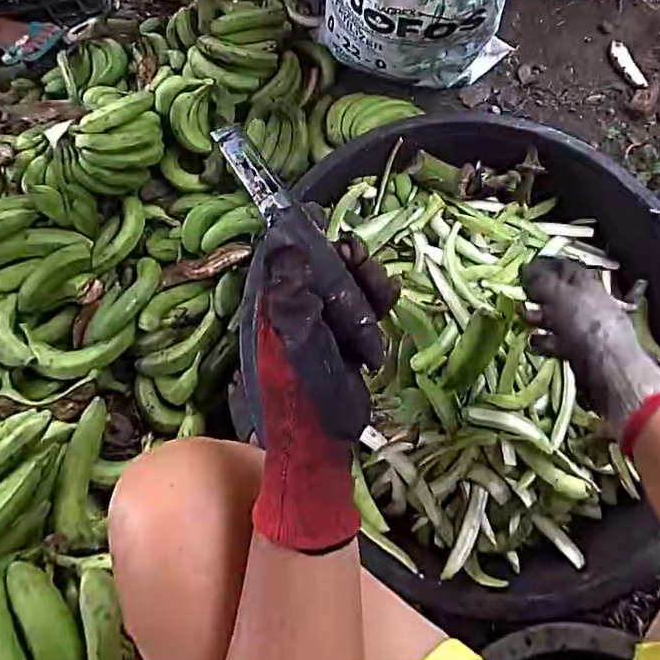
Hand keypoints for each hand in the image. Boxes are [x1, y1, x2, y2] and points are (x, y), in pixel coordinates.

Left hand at [252, 232, 396, 552]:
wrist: (321, 445)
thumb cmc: (302, 397)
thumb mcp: (295, 345)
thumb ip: (292, 297)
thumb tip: (286, 245)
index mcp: (274, 307)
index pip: (283, 256)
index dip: (298, 232)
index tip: (315, 213)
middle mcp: (296, 310)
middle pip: (321, 265)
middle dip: (342, 258)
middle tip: (354, 251)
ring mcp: (322, 322)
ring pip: (347, 282)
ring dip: (363, 279)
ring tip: (375, 286)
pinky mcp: (345, 335)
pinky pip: (364, 304)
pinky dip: (377, 297)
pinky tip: (385, 297)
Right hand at [522, 257, 659, 447]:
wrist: (608, 367)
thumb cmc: (585, 322)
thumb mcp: (559, 294)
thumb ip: (541, 281)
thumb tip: (526, 269)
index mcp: (587, 284)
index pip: (563, 268)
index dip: (544, 267)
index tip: (524, 270)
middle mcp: (587, 303)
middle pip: (557, 294)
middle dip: (537, 295)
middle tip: (520, 297)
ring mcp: (584, 328)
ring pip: (556, 318)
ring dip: (538, 318)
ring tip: (524, 319)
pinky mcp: (580, 351)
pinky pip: (557, 341)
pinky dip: (544, 340)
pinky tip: (533, 341)